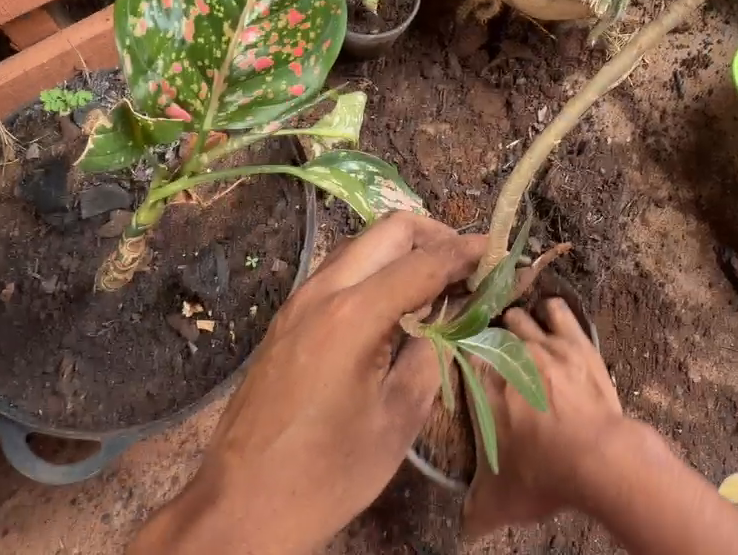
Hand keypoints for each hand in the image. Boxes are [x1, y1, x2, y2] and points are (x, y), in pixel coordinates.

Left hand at [133, 213, 482, 554]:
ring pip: (364, 243)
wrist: (238, 509)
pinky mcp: (287, 317)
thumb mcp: (397, 418)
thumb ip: (432, 352)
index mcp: (353, 314)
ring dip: (406, 249)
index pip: (425, 261)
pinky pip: (342, 268)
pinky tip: (397, 305)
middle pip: (391, 229)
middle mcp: (323, 290)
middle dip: (438, 236)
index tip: (500, 252)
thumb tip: (455, 312)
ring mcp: (299, 300)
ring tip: (438, 284)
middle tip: (469, 267)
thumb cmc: (327, 474)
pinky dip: (378, 268)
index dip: (468, 251)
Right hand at [462, 297, 641, 536]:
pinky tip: (553, 318)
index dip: (464, 356)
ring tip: (525, 336)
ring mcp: (542, 343)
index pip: (462, 354)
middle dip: (494, 340)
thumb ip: (474, 509)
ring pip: (521, 316)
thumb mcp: (497, 501)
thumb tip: (464, 527)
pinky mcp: (575, 340)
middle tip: (501, 358)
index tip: (468, 365)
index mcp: (481, 385)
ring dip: (521, 324)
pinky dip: (552, 312)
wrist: (594, 457)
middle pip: (492, 330)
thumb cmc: (541, 475)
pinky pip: (557, 309)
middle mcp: (506, 355)